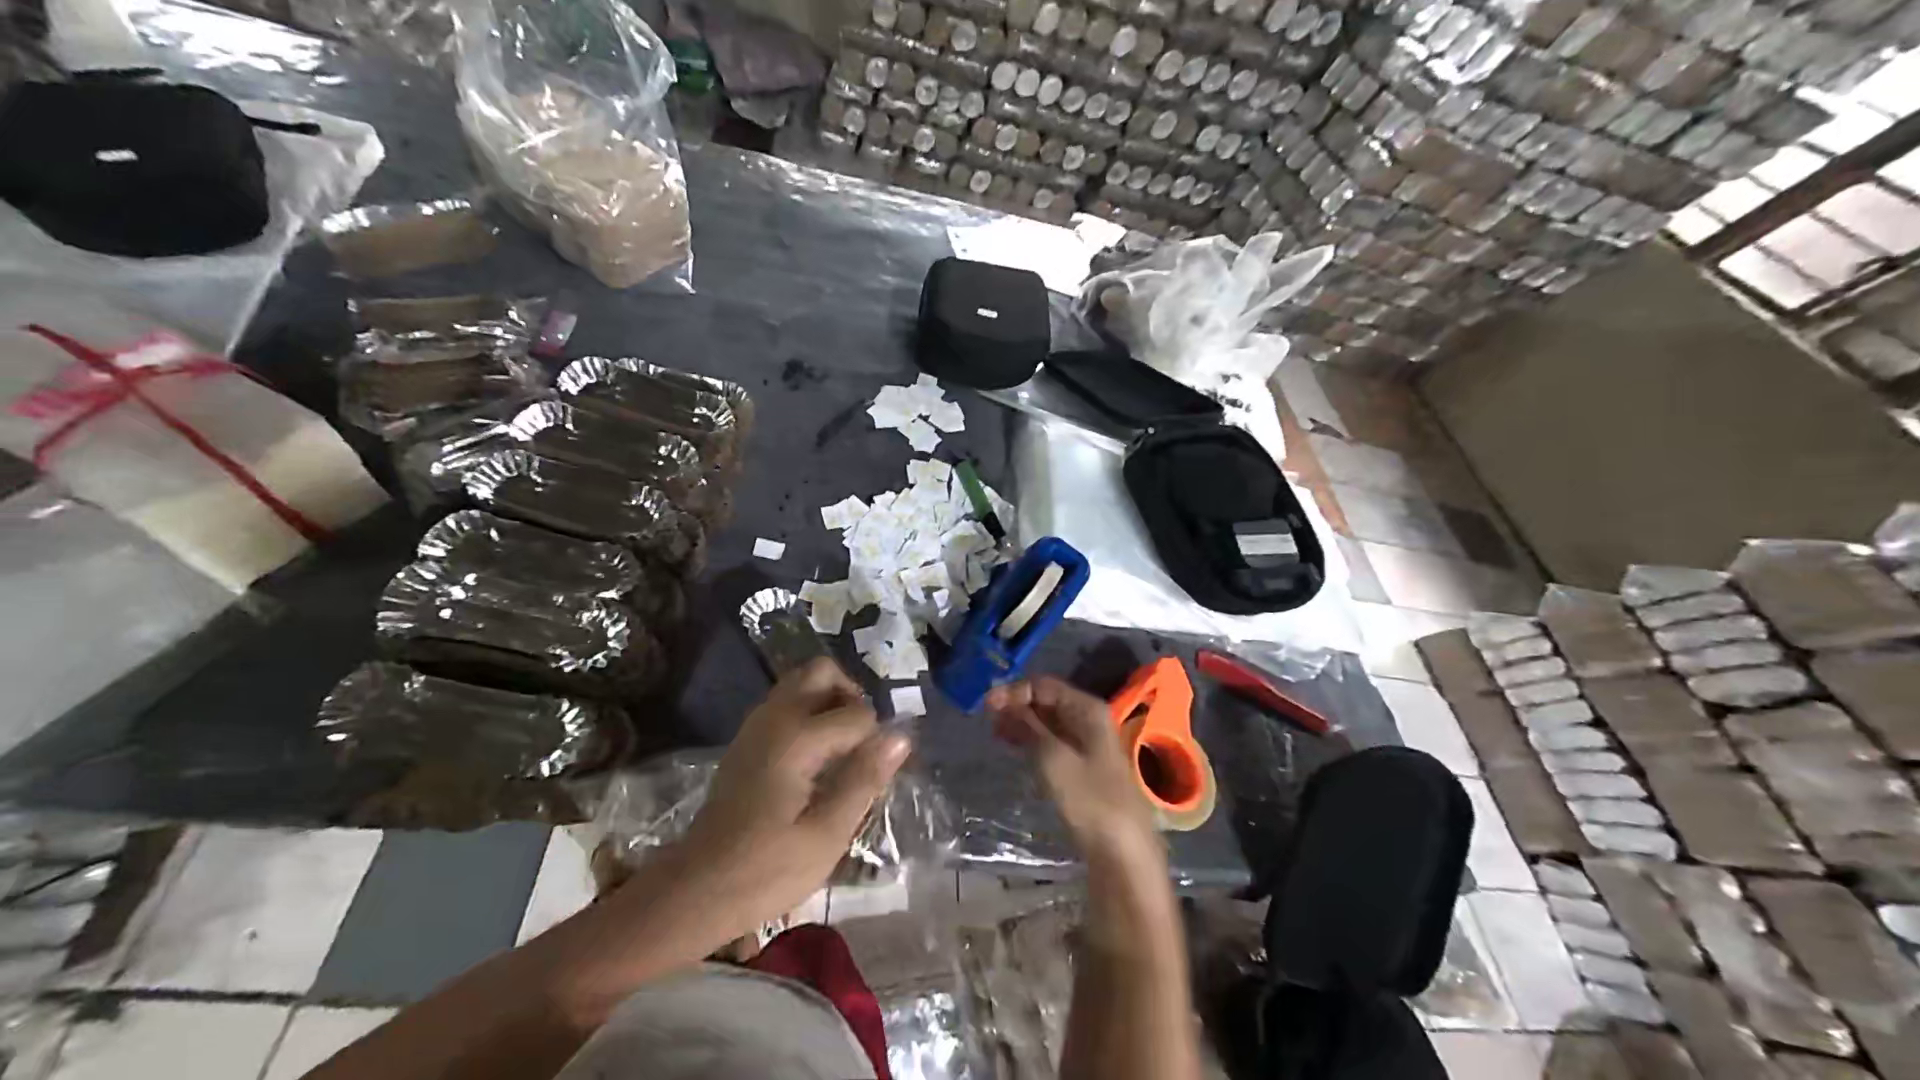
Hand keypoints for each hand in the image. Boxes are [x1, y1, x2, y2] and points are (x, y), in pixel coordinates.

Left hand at [675, 658, 910, 934]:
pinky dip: (810, 713)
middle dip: (852, 696)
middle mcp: (774, 717)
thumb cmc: (765, 871)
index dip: (876, 741)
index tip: (874, 777)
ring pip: (801, 683)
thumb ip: (864, 779)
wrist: (694, 890)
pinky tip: (817, 758)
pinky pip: (786, 703)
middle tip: (862, 742)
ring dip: (830, 702)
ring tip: (844, 750)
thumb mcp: (826, 835)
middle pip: (822, 671)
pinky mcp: (747, 740)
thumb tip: (901, 736)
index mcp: (796, 738)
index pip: (858, 714)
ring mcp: (755, 726)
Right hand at [986, 677, 1162, 873]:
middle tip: (988, 721)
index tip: (986, 707)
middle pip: (1047, 701)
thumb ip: (1026, 725)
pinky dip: (1033, 742)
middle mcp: (1090, 719)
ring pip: (1049, 723)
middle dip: (1016, 706)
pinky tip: (1017, 750)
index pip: (1043, 684)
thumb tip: (1003, 700)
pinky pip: (1053, 743)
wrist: (1122, 850)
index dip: (1013, 691)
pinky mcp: (1084, 768)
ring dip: (1022, 724)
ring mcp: (1089, 744)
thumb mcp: (1051, 757)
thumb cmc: (1088, 798)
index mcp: (1087, 709)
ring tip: (997, 735)